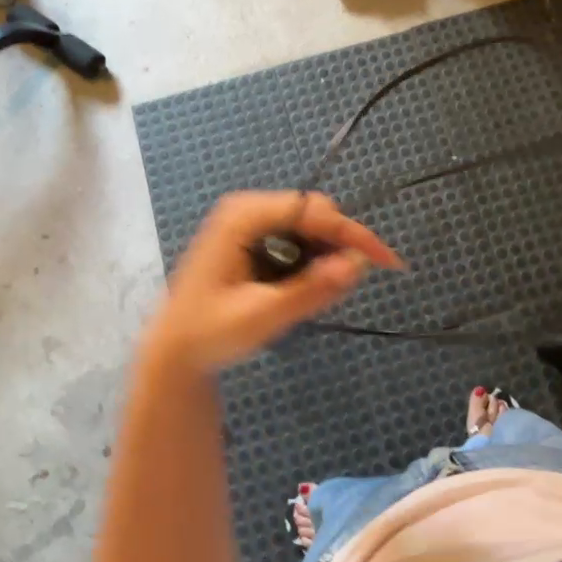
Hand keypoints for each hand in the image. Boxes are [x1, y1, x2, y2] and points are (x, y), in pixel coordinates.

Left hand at [147, 191, 402, 372]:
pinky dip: (309, 262)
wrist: (173, 352)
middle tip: (345, 287)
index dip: (352, 232)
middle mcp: (247, 210)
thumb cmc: (210, 333)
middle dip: (338, 245)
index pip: (312, 210)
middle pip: (313, 214)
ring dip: (323, 256)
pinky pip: (294, 240)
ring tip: (315, 296)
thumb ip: (311, 289)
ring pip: (307, 227)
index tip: (387, 261)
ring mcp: (248, 223)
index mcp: (243, 217)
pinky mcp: (251, 239)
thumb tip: (358, 264)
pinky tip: (300, 290)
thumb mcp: (263, 315)